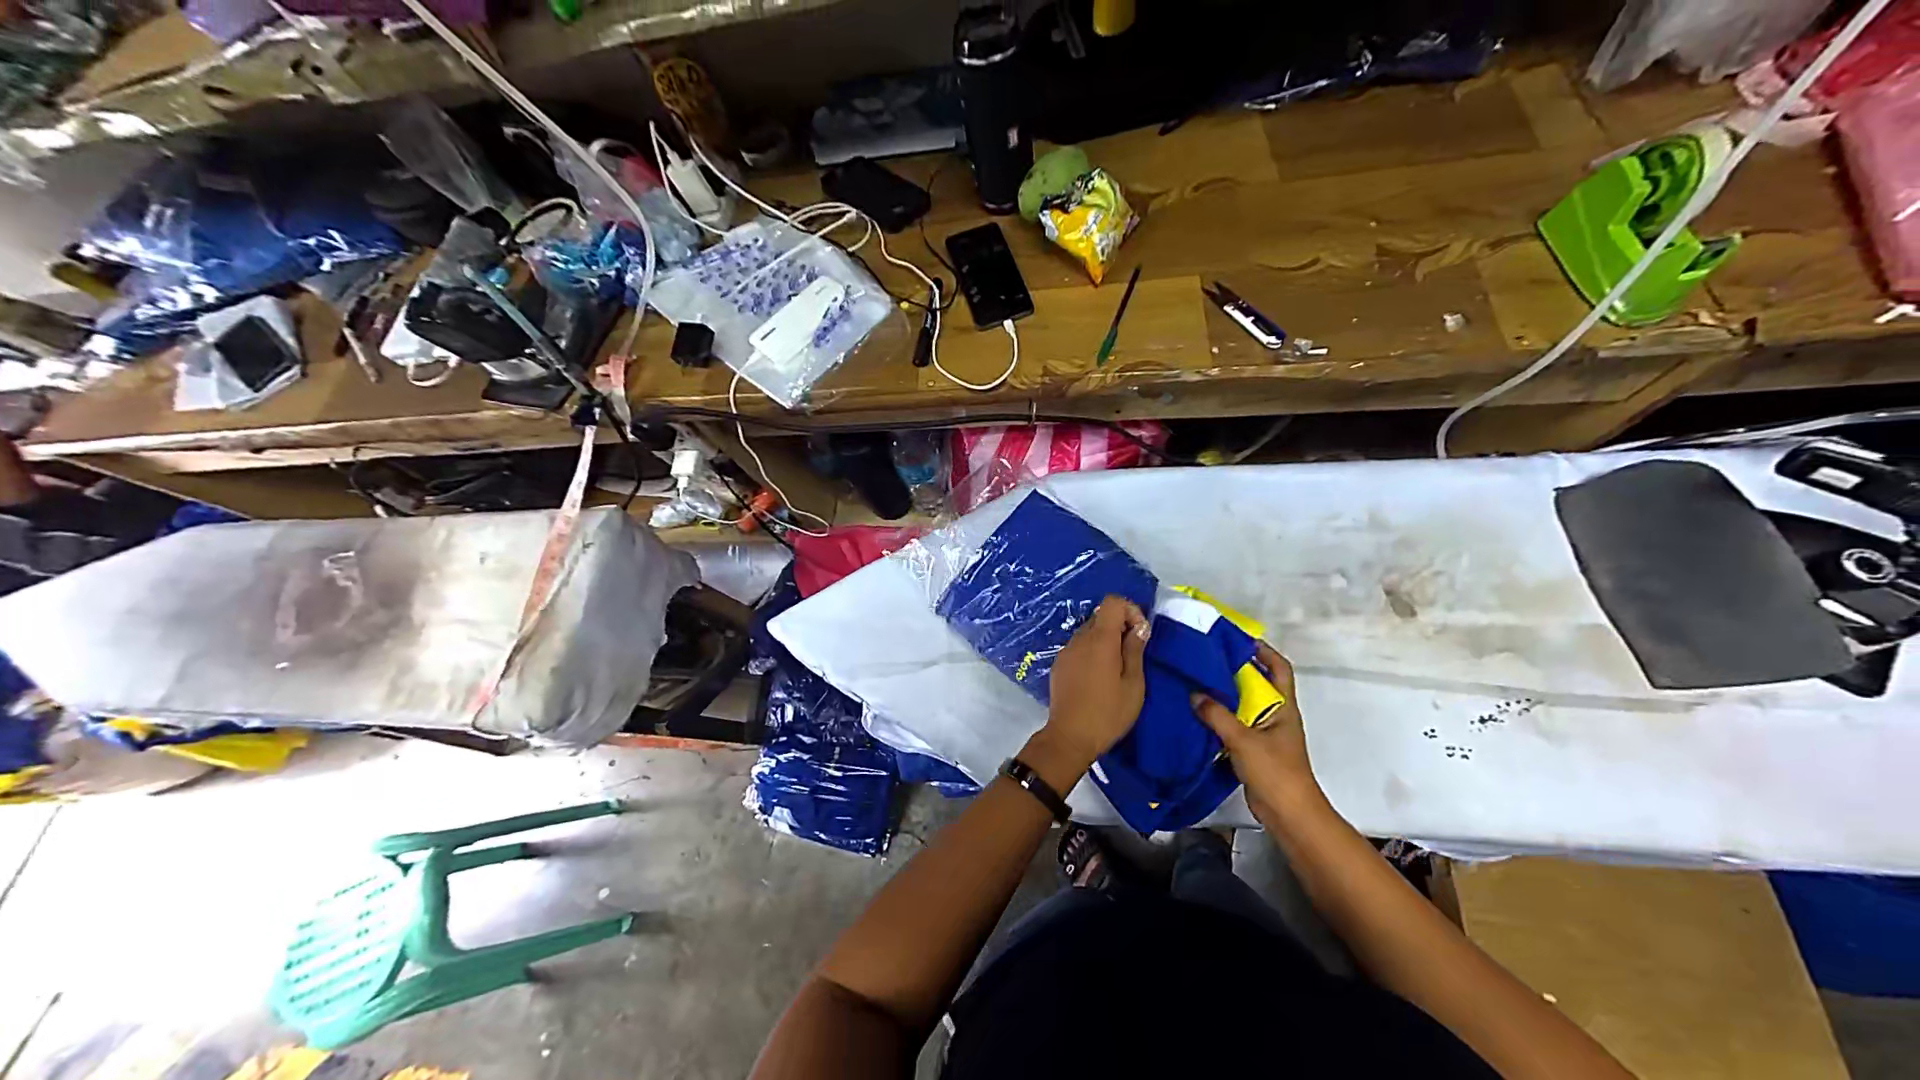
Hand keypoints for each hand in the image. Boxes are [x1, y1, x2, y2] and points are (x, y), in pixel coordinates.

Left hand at [1040, 596, 1148, 766]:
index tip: (1140, 633)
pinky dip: (1091, 653)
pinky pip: (1079, 648)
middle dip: (1120, 627)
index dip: (1130, 610)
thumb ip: (1135, 650)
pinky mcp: (1059, 665)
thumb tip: (1139, 627)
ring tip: (1116, 670)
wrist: (1070, 737)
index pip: (1112, 602)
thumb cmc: (1108, 713)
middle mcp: (1079, 639)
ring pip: (1089, 633)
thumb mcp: (1133, 684)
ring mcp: (1066, 652)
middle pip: (1101, 617)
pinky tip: (1098, 678)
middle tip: (1132, 655)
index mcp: (1100, 639)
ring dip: (1105, 641)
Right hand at [1192, 641, 1325, 822]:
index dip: (1262, 650)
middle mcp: (1276, 715)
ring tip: (1195, 682)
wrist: (1289, 814)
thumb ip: (1217, 715)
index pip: (1278, 668)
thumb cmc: (1275, 771)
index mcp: (1283, 706)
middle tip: (1205, 658)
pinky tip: (1197, 714)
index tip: (1236, 639)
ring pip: (1243, 705)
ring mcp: (1265, 733)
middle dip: (1234, 670)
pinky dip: (1218, 718)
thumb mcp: (1243, 740)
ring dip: (1223, 695)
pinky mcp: (1253, 749)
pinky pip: (1233, 725)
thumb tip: (1195, 694)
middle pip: (1257, 684)